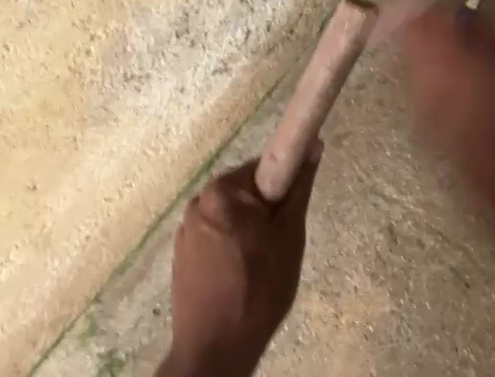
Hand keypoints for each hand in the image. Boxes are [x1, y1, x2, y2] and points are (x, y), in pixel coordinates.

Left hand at [159, 145, 320, 376]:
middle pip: (246, 193)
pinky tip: (241, 276)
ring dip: (250, 231)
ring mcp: (185, 230)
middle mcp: (197, 202)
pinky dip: (232, 248)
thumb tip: (313, 142)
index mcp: (220, 191)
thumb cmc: (259, 289)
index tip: (293, 212)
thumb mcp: (289, 235)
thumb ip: (299, 186)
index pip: (264, 167)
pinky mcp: (181, 255)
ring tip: (263, 265)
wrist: (215, 351)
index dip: (284, 186)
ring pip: (232, 217)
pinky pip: (216, 237)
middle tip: (282, 244)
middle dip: (267, 212)